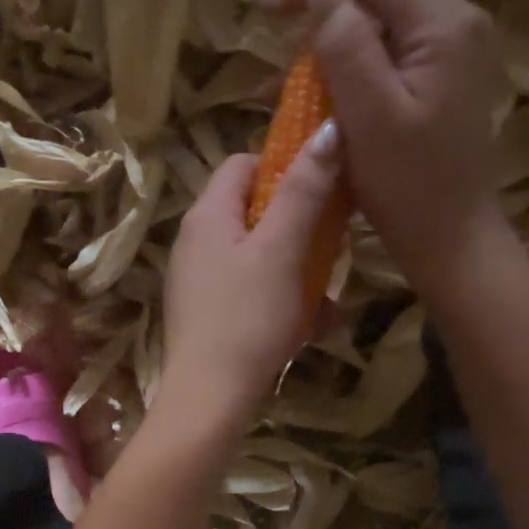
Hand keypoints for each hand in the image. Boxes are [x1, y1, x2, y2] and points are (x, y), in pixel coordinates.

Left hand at [160, 143, 342, 420]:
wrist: (210, 399)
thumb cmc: (247, 318)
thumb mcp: (282, 250)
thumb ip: (304, 190)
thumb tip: (327, 129)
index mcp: (207, 216)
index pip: (243, 164)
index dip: (284, 166)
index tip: (322, 188)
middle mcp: (195, 243)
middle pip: (253, 213)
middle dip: (300, 227)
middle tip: (334, 244)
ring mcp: (198, 284)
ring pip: (259, 259)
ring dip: (298, 272)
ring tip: (327, 299)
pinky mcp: (207, 318)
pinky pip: (252, 295)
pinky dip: (282, 304)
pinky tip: (312, 328)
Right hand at [248, 0, 505, 293]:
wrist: (452, 240)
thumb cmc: (409, 186)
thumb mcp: (370, 117)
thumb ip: (346, 46)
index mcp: (443, 25)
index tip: (258, 2)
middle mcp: (455, 24)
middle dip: (320, 2)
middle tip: (267, 20)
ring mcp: (451, 54)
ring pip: (380, 23)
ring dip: (329, 40)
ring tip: (280, 72)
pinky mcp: (440, 82)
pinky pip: (387, 56)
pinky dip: (347, 67)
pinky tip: (310, 92)